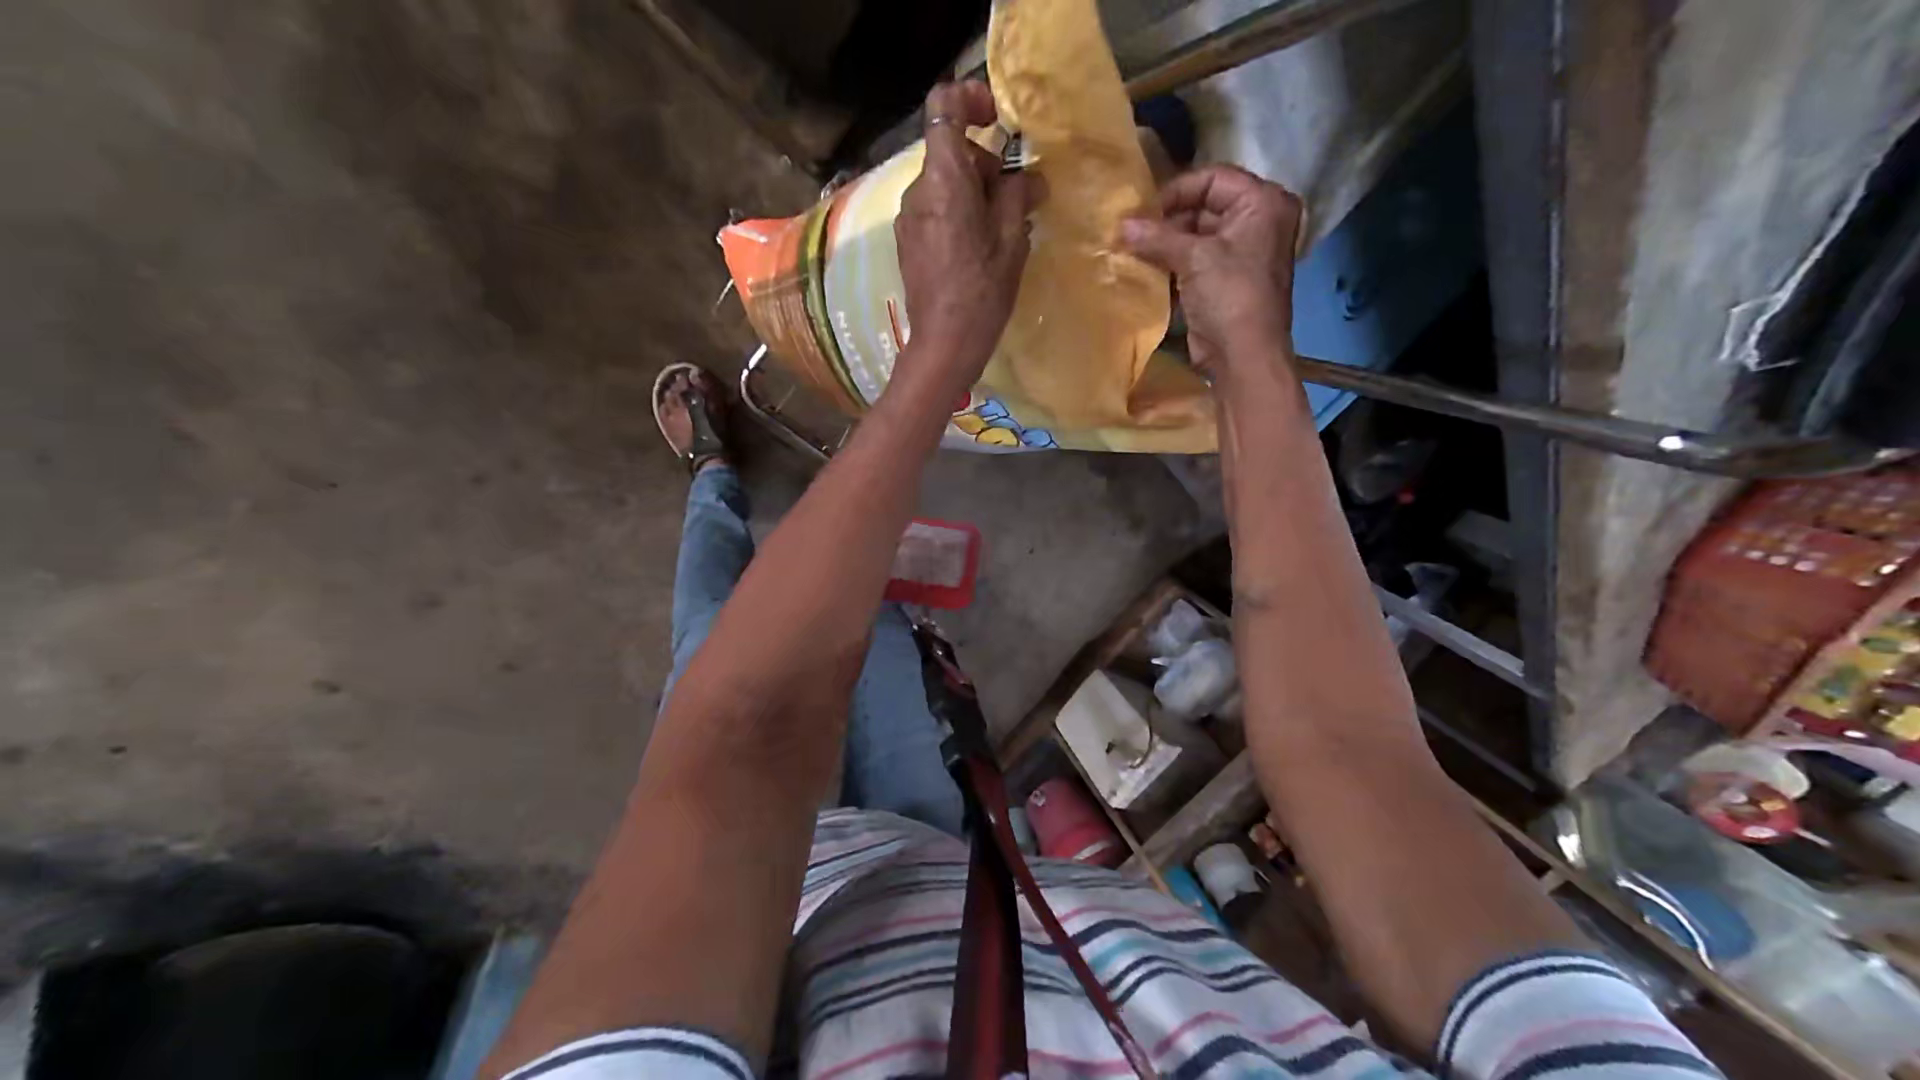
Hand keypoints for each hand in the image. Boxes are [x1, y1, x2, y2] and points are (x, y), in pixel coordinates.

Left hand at [894, 81, 1043, 394]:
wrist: (944, 344)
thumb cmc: (982, 292)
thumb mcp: (1011, 239)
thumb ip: (1017, 195)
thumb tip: (1026, 178)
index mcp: (943, 180)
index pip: (943, 107)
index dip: (970, 99)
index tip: (997, 120)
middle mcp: (917, 191)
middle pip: (950, 152)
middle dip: (985, 165)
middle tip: (1015, 201)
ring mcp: (908, 218)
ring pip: (945, 183)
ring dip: (974, 194)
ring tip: (1001, 232)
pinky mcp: (908, 242)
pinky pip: (936, 210)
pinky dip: (959, 214)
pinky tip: (979, 249)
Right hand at [1120, 165, 1302, 371]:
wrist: (1243, 355)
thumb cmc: (1230, 295)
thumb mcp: (1194, 257)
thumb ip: (1156, 236)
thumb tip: (1121, 225)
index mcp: (1262, 203)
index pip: (1213, 179)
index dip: (1176, 191)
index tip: (1142, 211)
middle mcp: (1256, 222)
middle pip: (1202, 206)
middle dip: (1166, 221)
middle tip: (1131, 231)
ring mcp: (1239, 254)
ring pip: (1194, 236)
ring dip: (1163, 244)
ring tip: (1131, 249)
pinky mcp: (1222, 281)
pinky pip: (1192, 261)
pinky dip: (1169, 263)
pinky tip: (1143, 268)